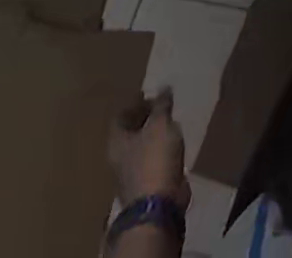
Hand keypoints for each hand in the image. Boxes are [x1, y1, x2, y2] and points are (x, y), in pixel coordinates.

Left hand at [108, 90, 190, 209]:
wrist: (159, 204)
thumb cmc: (154, 158)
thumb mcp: (160, 124)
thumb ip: (162, 105)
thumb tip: (164, 88)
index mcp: (117, 141)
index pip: (121, 115)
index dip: (134, 102)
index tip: (149, 92)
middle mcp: (120, 156)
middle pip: (130, 131)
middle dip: (144, 117)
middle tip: (162, 103)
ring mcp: (133, 172)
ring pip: (142, 145)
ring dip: (154, 133)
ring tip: (170, 120)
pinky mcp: (148, 182)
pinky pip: (154, 157)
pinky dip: (162, 147)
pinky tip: (174, 141)